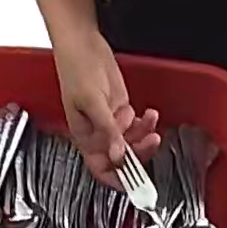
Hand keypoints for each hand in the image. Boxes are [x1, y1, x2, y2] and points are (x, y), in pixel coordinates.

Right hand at [54, 30, 161, 188]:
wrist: (82, 42)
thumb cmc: (75, 68)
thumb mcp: (92, 102)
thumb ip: (107, 130)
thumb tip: (118, 156)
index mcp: (86, 138)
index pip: (102, 169)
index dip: (118, 179)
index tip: (135, 184)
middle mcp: (99, 135)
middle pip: (122, 158)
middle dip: (139, 153)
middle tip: (151, 141)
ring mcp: (111, 124)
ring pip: (133, 142)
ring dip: (145, 135)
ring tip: (151, 121)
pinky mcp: (120, 111)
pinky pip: (137, 126)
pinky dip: (146, 123)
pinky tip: (150, 114)